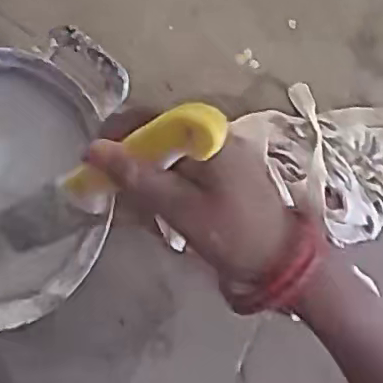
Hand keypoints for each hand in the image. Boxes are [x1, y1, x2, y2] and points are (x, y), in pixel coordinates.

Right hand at [85, 118, 296, 286]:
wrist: (289, 264)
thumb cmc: (235, 234)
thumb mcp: (180, 208)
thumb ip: (137, 176)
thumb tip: (94, 149)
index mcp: (203, 132)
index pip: (146, 117)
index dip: (116, 135)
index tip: (92, 161)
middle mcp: (210, 131)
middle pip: (154, 134)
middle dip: (130, 161)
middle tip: (110, 191)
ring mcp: (218, 148)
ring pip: (165, 152)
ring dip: (146, 176)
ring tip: (136, 208)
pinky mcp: (222, 167)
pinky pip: (181, 166)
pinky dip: (165, 184)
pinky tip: (160, 211)